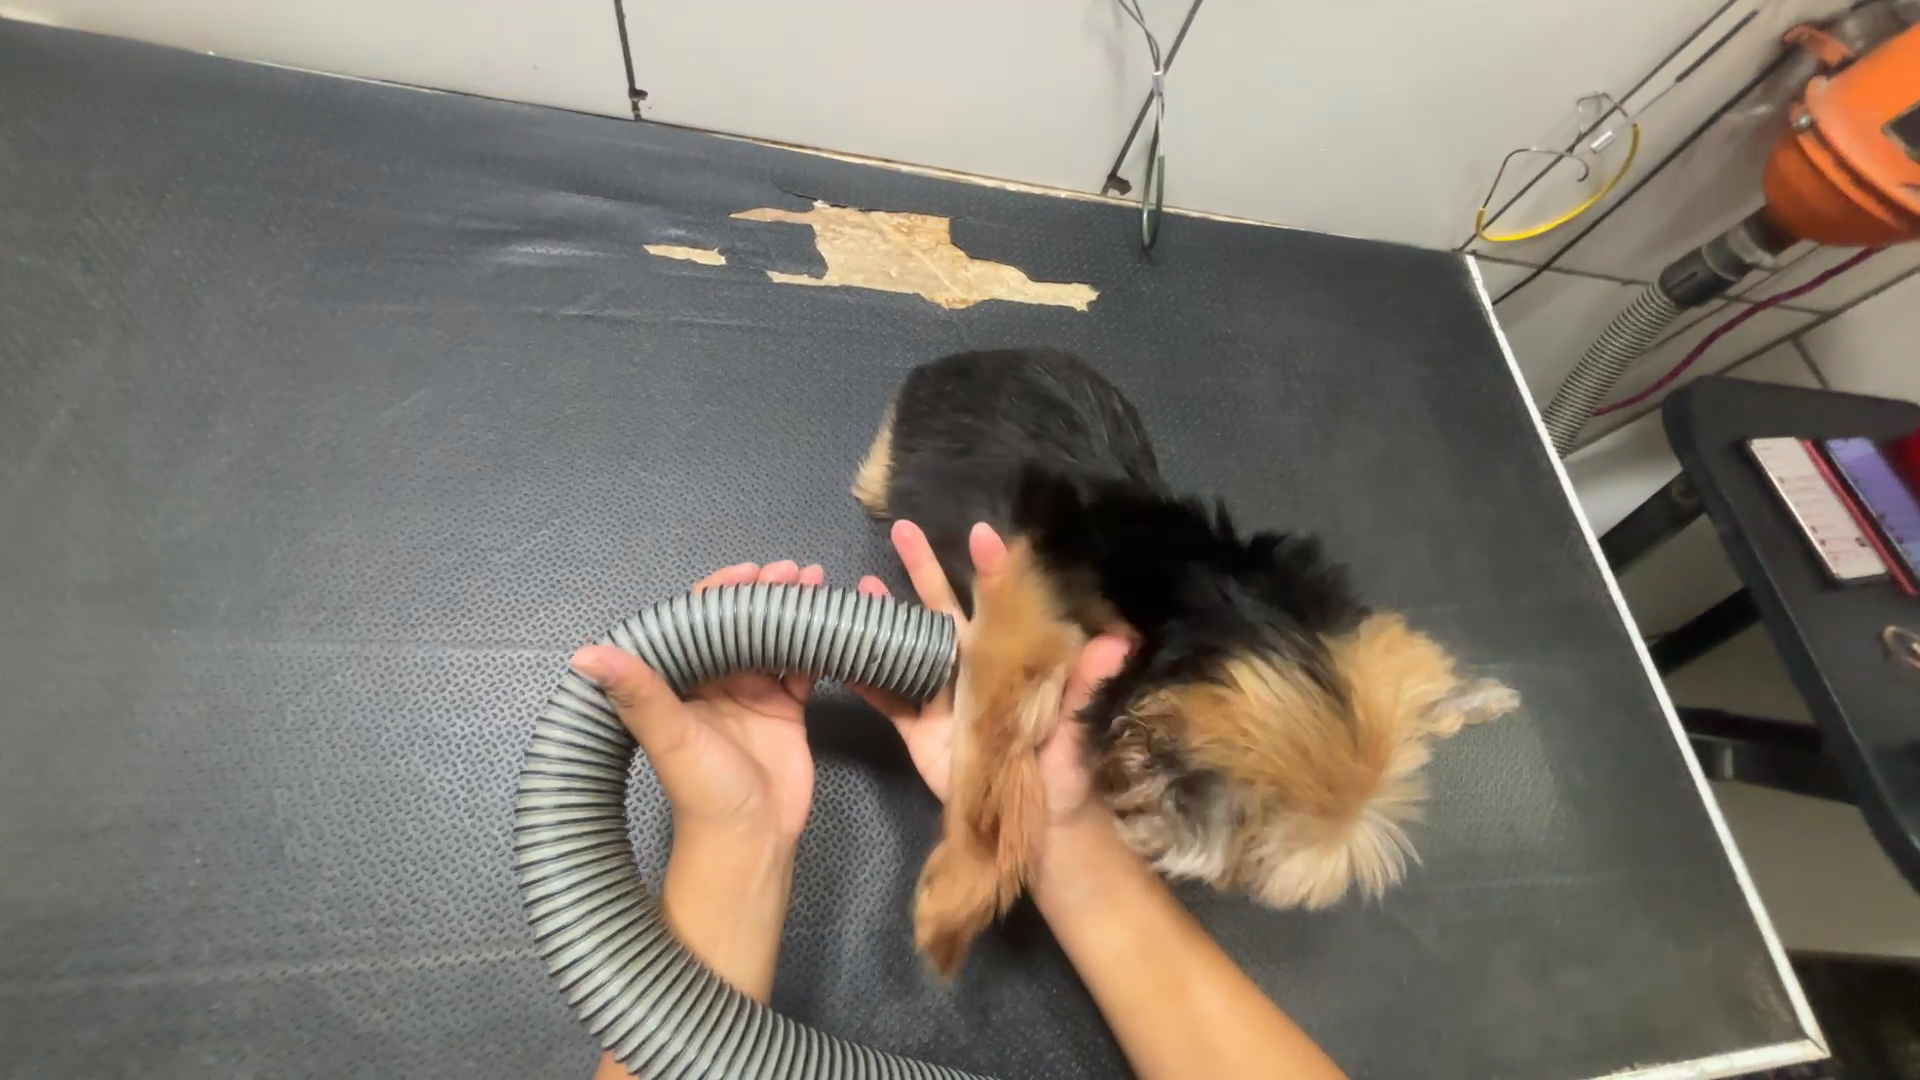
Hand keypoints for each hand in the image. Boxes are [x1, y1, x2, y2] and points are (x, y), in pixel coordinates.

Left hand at [570, 560, 826, 845]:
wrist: (751, 839)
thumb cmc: (704, 790)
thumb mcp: (671, 738)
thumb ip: (639, 693)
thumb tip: (586, 653)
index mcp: (683, 683)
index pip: (698, 621)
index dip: (721, 590)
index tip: (749, 570)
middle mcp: (717, 682)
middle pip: (742, 624)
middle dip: (767, 593)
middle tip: (795, 572)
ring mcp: (754, 694)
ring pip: (774, 639)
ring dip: (793, 611)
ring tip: (817, 584)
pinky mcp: (786, 709)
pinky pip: (801, 668)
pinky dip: (815, 645)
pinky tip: (831, 624)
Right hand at [856, 520, 1132, 827]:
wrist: (1038, 818)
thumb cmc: (1062, 767)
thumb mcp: (1075, 725)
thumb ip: (1085, 685)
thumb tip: (1119, 644)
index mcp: (1006, 658)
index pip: (996, 605)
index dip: (991, 571)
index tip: (984, 534)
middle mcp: (968, 666)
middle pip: (941, 608)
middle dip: (924, 567)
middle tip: (903, 528)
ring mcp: (940, 695)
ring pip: (907, 644)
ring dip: (886, 614)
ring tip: (864, 583)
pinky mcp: (918, 729)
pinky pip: (887, 700)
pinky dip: (864, 679)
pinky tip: (840, 653)